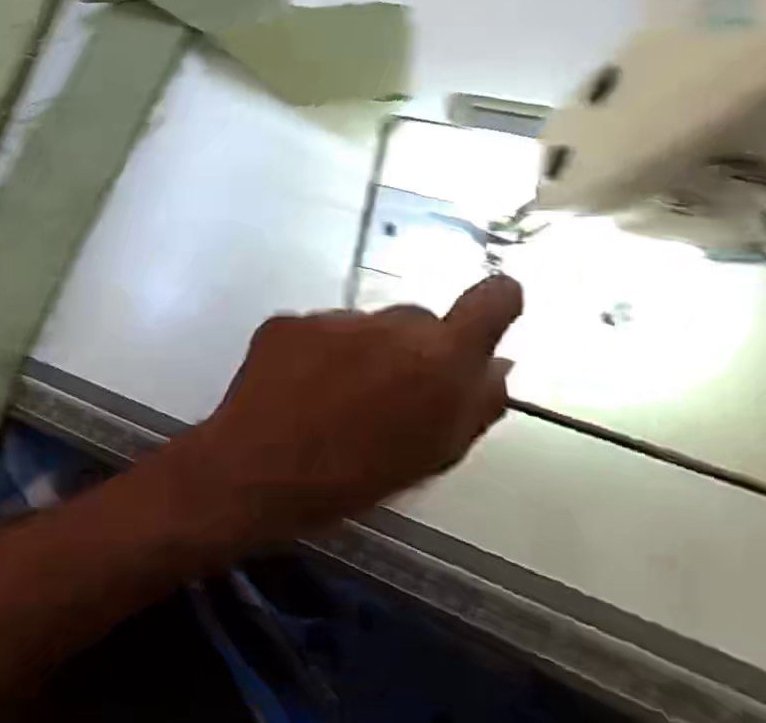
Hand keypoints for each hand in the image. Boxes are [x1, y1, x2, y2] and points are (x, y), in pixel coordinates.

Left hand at [190, 274, 522, 533]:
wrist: (264, 462)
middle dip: (412, 346)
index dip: (496, 300)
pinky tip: (300, 384)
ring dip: (358, 348)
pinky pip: (311, 330)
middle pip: (413, 321)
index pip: (486, 306)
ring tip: (336, 394)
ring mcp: (326, 319)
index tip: (500, 294)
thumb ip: (475, 400)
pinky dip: (313, 349)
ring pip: (358, 326)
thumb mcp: (439, 448)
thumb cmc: (361, 471)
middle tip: (393, 387)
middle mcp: (385, 325)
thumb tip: (492, 365)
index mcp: (439, 358)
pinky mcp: (282, 321)